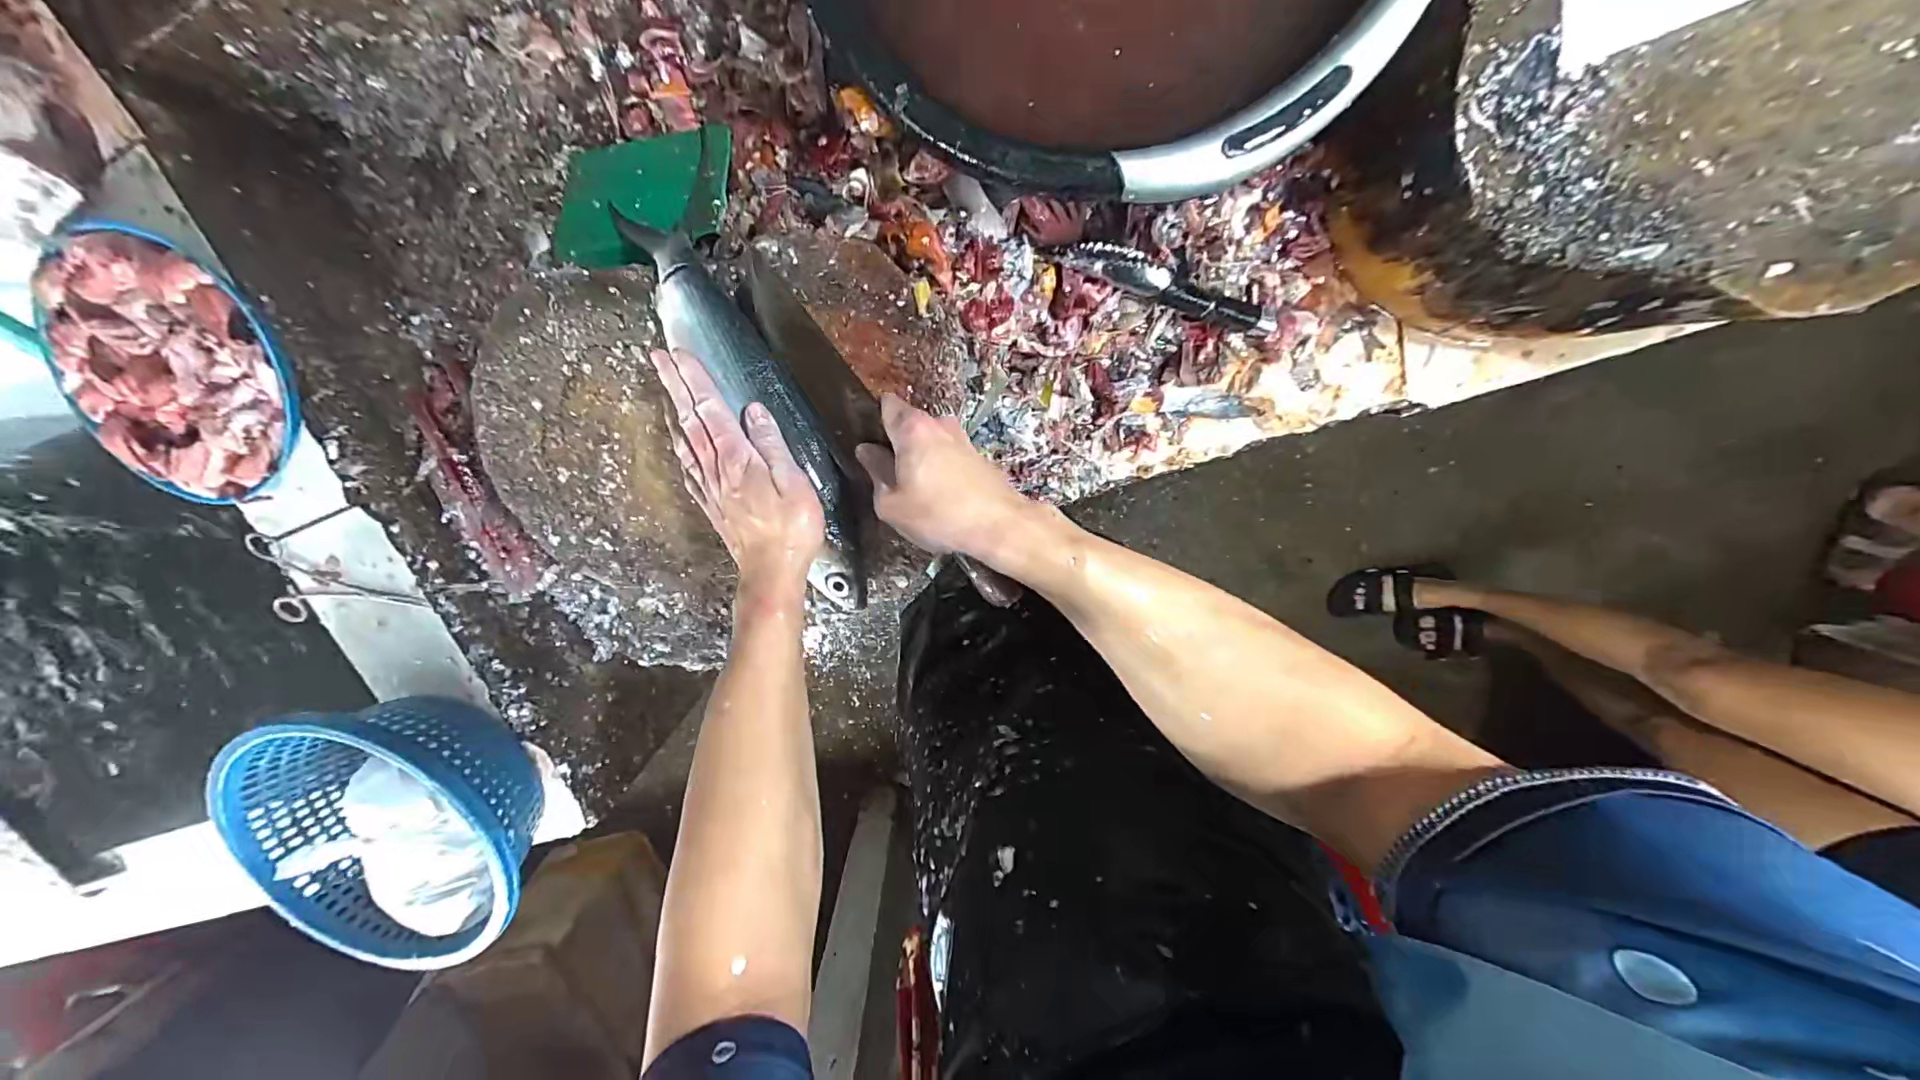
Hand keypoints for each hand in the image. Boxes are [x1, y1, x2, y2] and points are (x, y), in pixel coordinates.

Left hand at [651, 348, 823, 599]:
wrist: (770, 572)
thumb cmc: (791, 530)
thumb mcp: (793, 483)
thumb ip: (771, 445)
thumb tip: (754, 412)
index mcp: (737, 459)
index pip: (711, 410)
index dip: (695, 380)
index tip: (679, 353)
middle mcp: (717, 469)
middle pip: (690, 419)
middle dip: (675, 385)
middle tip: (657, 356)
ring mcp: (710, 487)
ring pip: (685, 439)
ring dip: (673, 409)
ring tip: (663, 387)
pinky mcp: (711, 503)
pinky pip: (688, 466)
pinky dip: (679, 444)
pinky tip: (677, 438)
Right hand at [855, 393, 1035, 559]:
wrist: (999, 525)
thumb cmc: (939, 514)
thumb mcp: (892, 504)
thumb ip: (876, 473)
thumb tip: (867, 452)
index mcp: (912, 428)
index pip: (887, 405)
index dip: (874, 419)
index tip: (868, 440)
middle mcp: (939, 424)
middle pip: (909, 425)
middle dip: (898, 443)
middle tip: (888, 473)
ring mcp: (962, 439)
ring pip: (931, 441)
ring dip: (921, 458)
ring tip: (916, 488)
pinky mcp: (979, 456)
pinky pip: (949, 456)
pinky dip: (941, 468)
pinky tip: (940, 495)